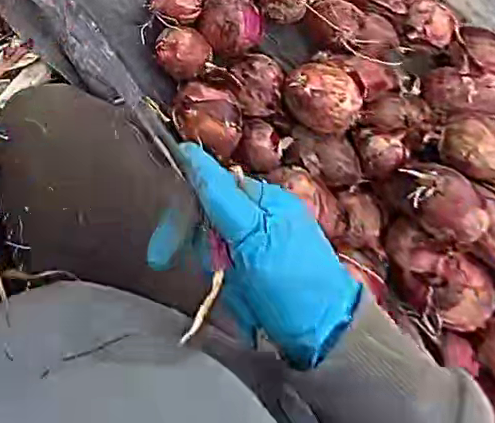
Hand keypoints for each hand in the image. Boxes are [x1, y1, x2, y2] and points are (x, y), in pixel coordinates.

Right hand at [161, 142, 360, 368]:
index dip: (182, 215)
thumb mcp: (253, 235)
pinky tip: (246, 312)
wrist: (331, 342)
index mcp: (262, 197)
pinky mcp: (261, 276)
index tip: (163, 249)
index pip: (208, 188)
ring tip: (241, 303)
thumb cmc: (295, 284)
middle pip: (208, 223)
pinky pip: (229, 279)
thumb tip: (189, 151)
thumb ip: (219, 194)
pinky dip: (232, 297)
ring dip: (220, 281)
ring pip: (215, 255)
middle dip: (205, 256)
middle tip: (213, 280)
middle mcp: (261, 216)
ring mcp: (261, 247)